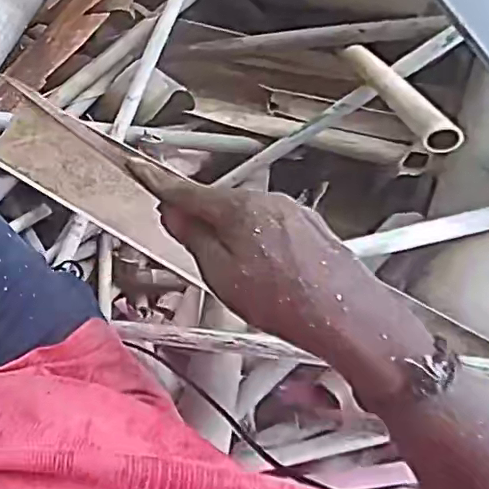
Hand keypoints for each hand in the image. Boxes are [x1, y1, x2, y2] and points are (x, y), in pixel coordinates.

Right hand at [126, 161, 435, 405]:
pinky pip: (264, 225)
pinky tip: (257, 272)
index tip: (138, 168)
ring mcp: (292, 212)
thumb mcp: (217, 273)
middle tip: (183, 244)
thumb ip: (191, 237)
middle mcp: (268, 201)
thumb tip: (175, 215)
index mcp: (240, 208)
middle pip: (215, 202)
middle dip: (195, 218)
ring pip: (241, 215)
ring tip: (231, 274)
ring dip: (226, 234)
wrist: (350, 321)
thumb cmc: (287, 302)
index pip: (185, 190)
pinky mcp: (309, 226)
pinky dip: (250, 241)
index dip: (156, 181)